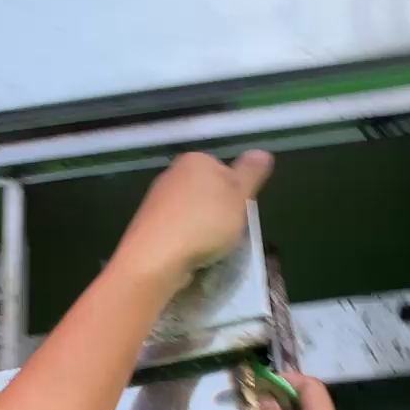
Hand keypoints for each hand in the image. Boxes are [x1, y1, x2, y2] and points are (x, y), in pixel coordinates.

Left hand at [113, 150, 272, 291]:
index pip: (223, 169)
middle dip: (218, 211)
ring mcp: (156, 201)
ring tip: (208, 247)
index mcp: (195, 160)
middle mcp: (172, 174)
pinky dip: (185, 240)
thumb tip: (262, 152)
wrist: (156, 257)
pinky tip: (189, 254)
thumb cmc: (204, 222)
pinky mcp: (147, 226)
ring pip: (190, 212)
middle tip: (227, 232)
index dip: (236, 192)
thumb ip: (251, 173)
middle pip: (206, 192)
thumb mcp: (239, 195)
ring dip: (201, 227)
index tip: (240, 212)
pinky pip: (175, 230)